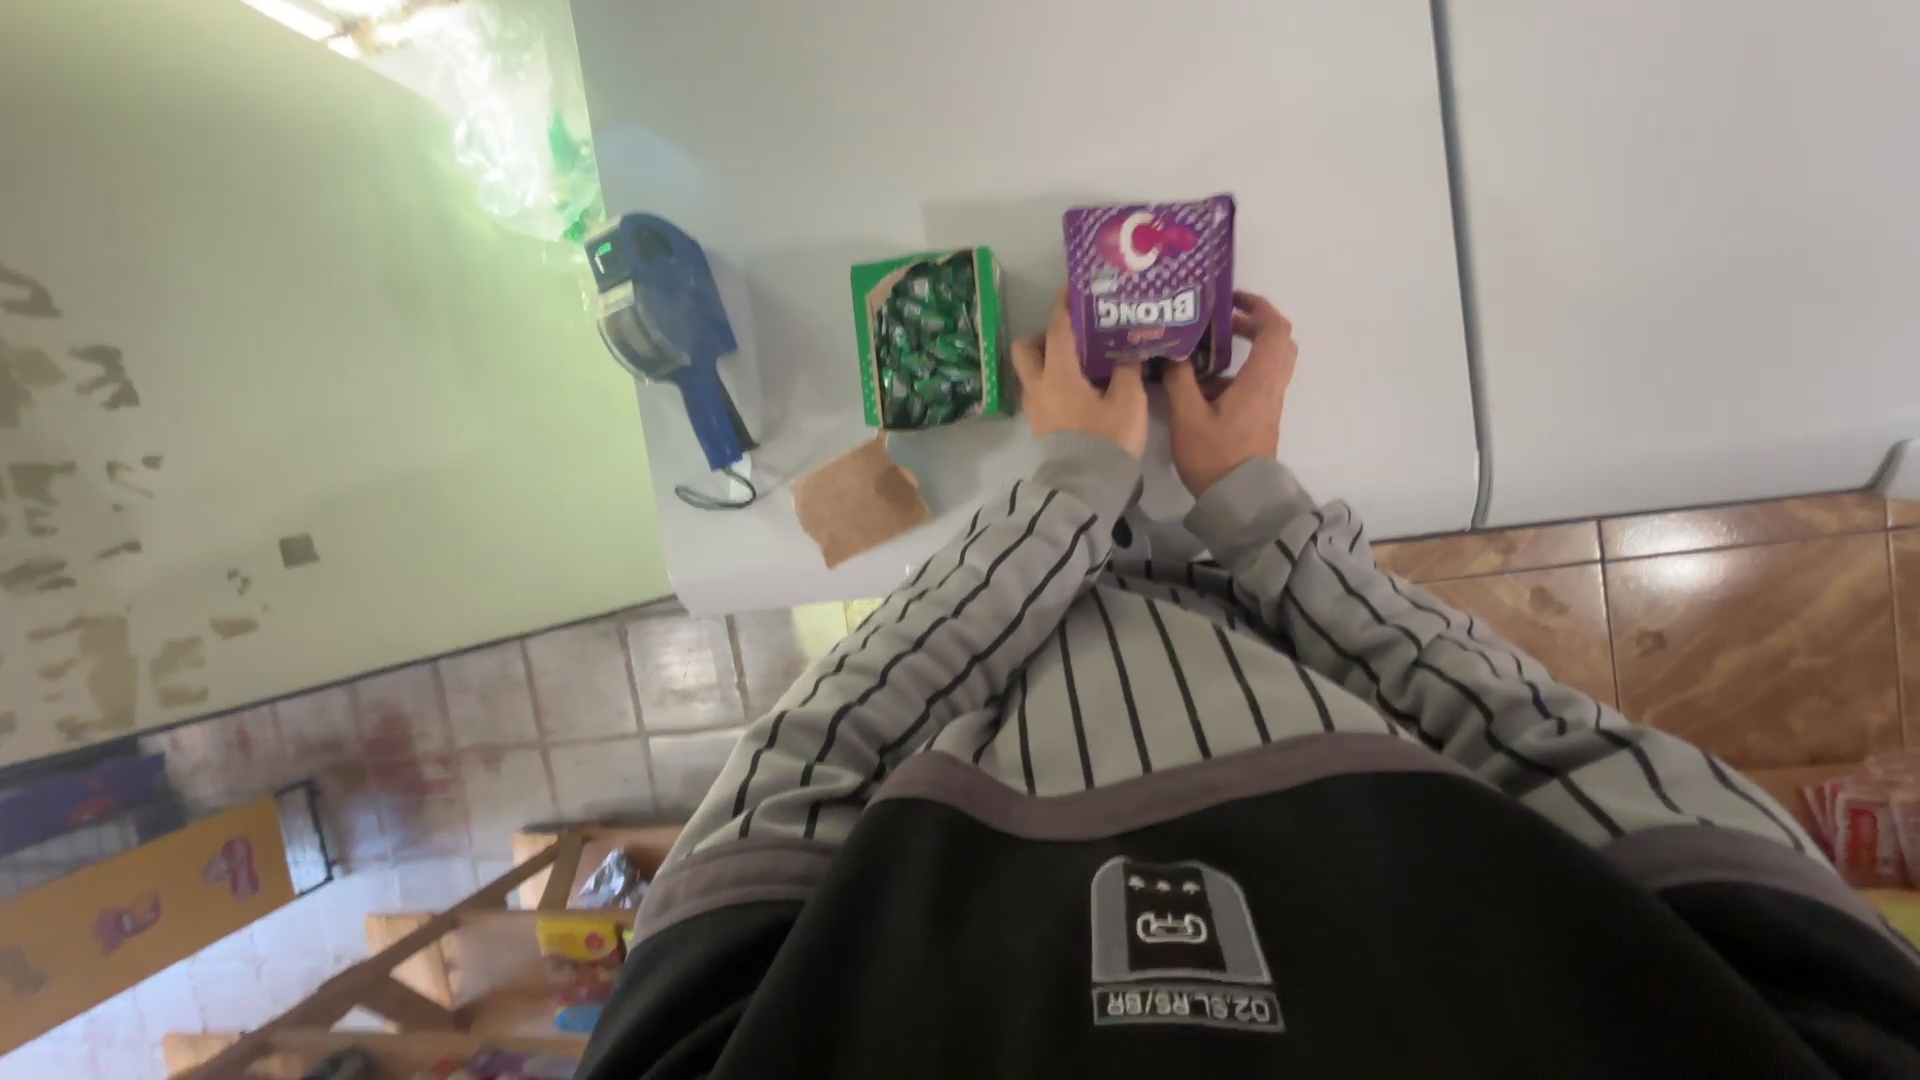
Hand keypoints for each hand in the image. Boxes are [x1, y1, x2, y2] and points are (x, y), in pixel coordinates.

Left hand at [1012, 288, 1148, 458]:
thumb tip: (1127, 354)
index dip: (1064, 306)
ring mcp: (1035, 408)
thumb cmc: (1107, 440)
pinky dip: (1051, 383)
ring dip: (1045, 361)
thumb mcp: (1128, 402)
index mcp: (1059, 373)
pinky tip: (1076, 388)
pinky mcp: (1039, 425)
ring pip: (1029, 372)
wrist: (1085, 485)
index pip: (1056, 328)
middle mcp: (1039, 386)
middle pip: (1026, 349)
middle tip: (1069, 337)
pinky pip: (1038, 392)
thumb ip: (1127, 371)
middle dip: (1042, 336)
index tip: (1072, 289)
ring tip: (1075, 363)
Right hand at [1163, 291, 1298, 495]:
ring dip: (1241, 352)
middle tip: (1220, 323)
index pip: (1274, 328)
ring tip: (1203, 356)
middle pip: (1277, 342)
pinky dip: (1234, 376)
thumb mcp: (1187, 416)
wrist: (1238, 500)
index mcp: (1259, 380)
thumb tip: (1173, 352)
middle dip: (1251, 325)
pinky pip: (1255, 384)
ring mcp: (1268, 405)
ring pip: (1266, 364)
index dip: (1257, 306)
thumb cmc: (1214, 456)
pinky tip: (1202, 388)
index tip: (1230, 300)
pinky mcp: (1261, 420)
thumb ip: (1180, 379)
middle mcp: (1271, 387)